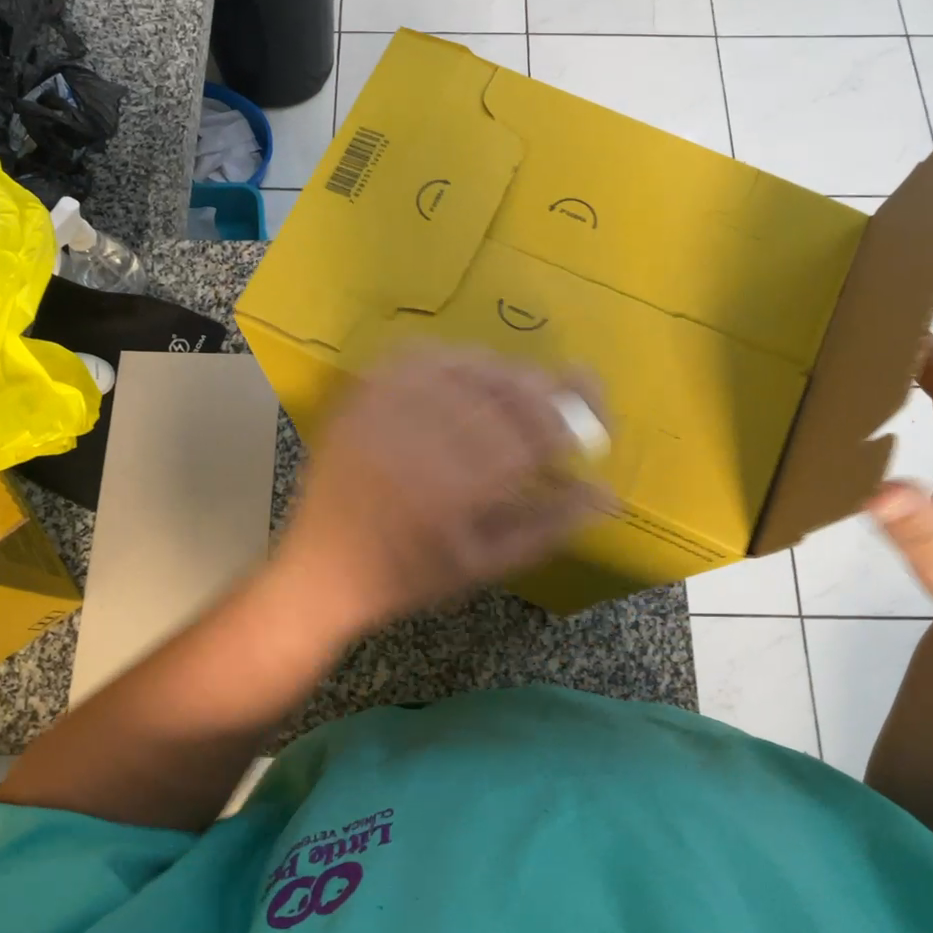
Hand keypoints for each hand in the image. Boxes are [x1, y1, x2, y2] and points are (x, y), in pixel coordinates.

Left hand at [275, 344, 607, 629]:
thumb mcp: (485, 564)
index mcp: (453, 492)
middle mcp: (420, 442)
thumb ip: (548, 524)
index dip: (571, 423)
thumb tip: (608, 492)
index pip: (532, 437)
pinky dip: (455, 361)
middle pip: (504, 393)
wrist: (323, 569)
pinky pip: (419, 356)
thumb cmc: (411, 576)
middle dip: (545, 396)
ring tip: (521, 396)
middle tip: (563, 407)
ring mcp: (385, 412)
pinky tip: (469, 378)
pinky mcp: (361, 397)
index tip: (590, 427)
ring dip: (505, 376)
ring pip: (466, 367)